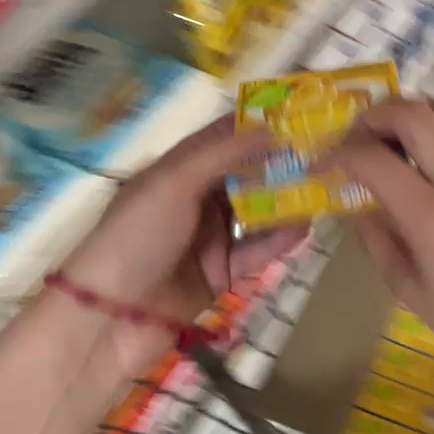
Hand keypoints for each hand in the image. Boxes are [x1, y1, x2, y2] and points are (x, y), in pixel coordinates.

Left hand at [59, 117, 308, 361]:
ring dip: (287, 200)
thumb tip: (275, 128)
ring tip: (325, 187)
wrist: (107, 320)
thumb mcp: (174, 183)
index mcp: (177, 170)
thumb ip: (224, 154)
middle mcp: (195, 199)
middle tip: (326, 152)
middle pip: (246, 173)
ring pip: (257, 212)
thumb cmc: (135, 237)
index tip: (302, 112)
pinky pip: (257, 251)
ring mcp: (209, 238)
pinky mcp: (221, 274)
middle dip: (282, 162)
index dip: (259, 122)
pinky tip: (307, 226)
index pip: (223, 136)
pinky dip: (280, 239)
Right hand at [331, 98, 433, 374]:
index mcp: (431, 216)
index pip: (374, 159)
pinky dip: (430, 129)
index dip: (337, 154)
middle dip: (373, 115)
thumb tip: (358, 209)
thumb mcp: (411, 292)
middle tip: (350, 139)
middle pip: (413, 114)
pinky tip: (413, 158)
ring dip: (406, 114)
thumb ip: (380, 243)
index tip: (318, 165)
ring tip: (380, 139)